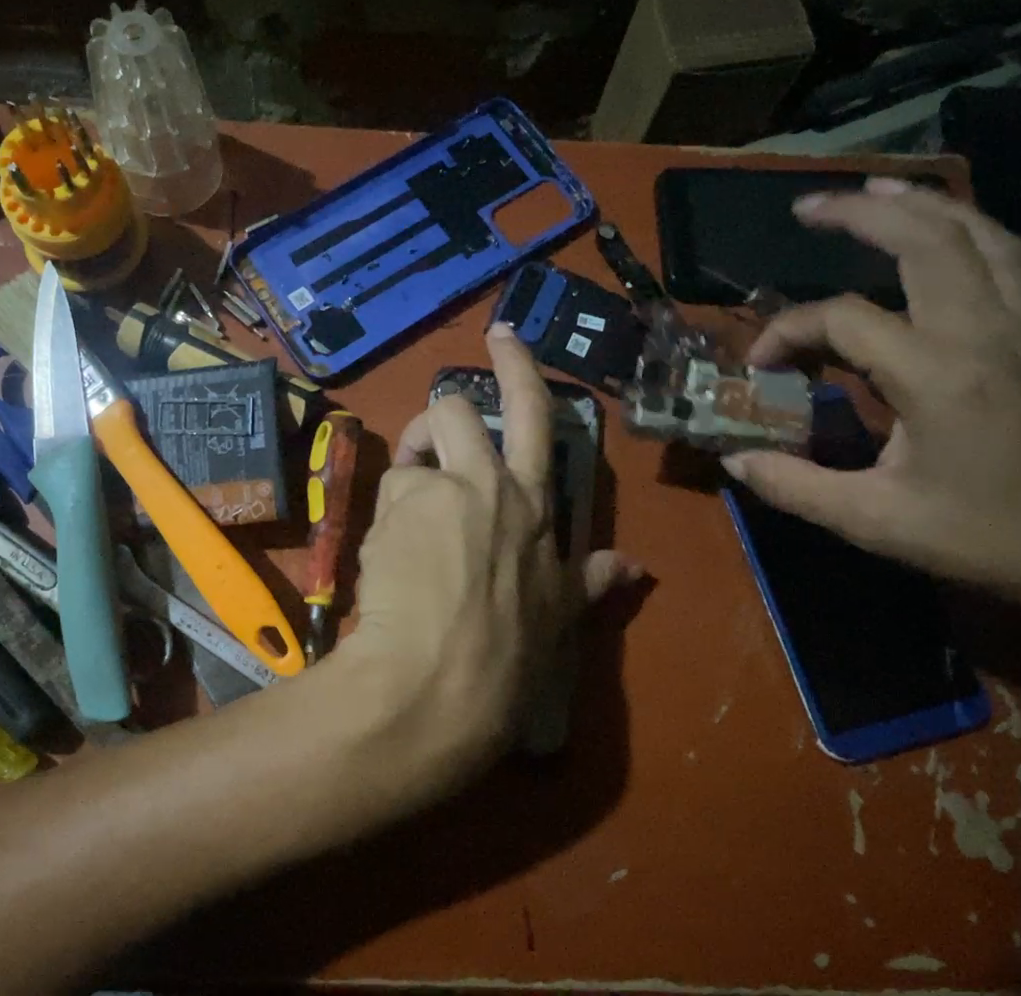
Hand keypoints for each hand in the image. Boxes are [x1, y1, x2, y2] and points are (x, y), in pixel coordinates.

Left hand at [336, 325, 639, 776]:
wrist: (438, 685)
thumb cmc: (507, 656)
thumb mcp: (560, 617)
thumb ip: (591, 583)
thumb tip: (634, 568)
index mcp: (535, 506)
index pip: (534, 416)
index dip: (518, 369)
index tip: (501, 335)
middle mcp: (490, 485)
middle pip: (455, 407)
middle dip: (439, 415)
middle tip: (433, 448)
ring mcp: (441, 493)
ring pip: (414, 449)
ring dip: (409, 472)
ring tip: (409, 527)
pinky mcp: (397, 510)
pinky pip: (388, 494)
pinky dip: (386, 518)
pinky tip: (391, 562)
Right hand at [723, 179, 1020, 644]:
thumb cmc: (985, 536)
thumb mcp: (874, 521)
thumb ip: (795, 486)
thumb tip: (733, 459)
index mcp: (937, 374)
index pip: (844, 319)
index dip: (786, 332)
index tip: (757, 367)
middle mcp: (982, 334)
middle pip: (926, 240)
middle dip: (862, 212)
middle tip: (807, 205)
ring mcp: (1020, 331)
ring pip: (979, 237)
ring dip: (925, 204)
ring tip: (876, 188)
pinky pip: (1005, 262)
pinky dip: (968, 232)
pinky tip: (941, 235)